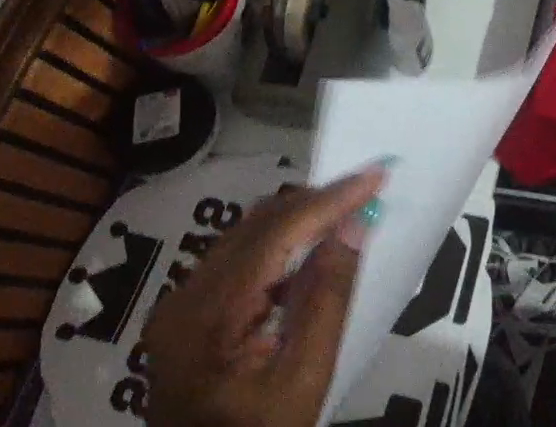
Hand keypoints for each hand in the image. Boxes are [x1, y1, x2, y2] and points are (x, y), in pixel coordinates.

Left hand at [141, 166, 384, 426]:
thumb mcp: (304, 378)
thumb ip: (328, 297)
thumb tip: (355, 224)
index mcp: (206, 318)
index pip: (274, 236)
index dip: (328, 201)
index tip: (376, 176)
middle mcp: (182, 300)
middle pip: (256, 227)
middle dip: (316, 202)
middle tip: (368, 189)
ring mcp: (180, 305)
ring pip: (247, 234)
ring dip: (300, 217)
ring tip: (349, 209)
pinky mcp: (188, 313)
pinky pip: (240, 257)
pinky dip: (281, 242)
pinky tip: (314, 244)